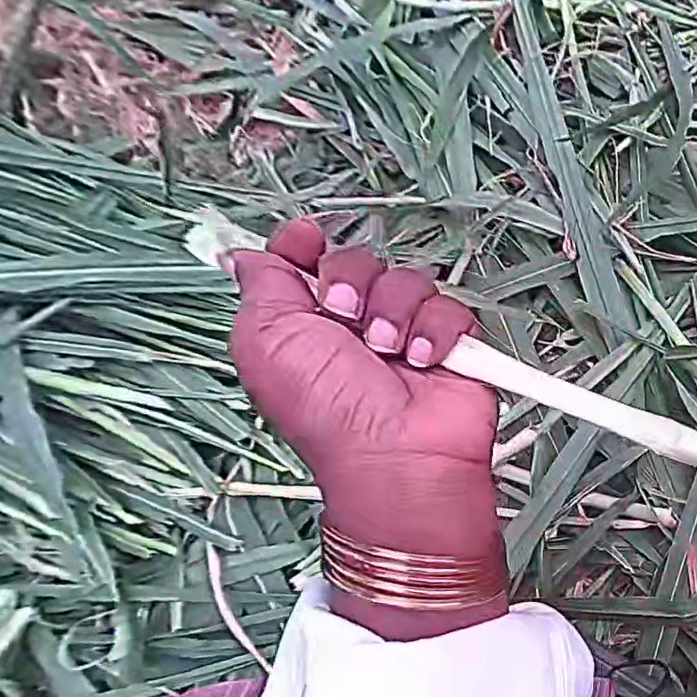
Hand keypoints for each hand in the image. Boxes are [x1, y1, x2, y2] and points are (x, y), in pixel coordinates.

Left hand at [230, 217, 505, 638]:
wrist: (397, 453)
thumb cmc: (331, 417)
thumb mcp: (264, 342)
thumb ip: (259, 286)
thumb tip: (246, 254)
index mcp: (309, 325)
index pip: (309, 261)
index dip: (306, 245)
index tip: (307, 242)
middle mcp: (358, 329)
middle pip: (360, 261)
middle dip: (353, 284)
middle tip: (348, 320)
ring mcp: (407, 335)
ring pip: (408, 280)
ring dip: (395, 313)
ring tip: (389, 351)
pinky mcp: (450, 347)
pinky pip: (450, 308)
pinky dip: (436, 331)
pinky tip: (422, 360)